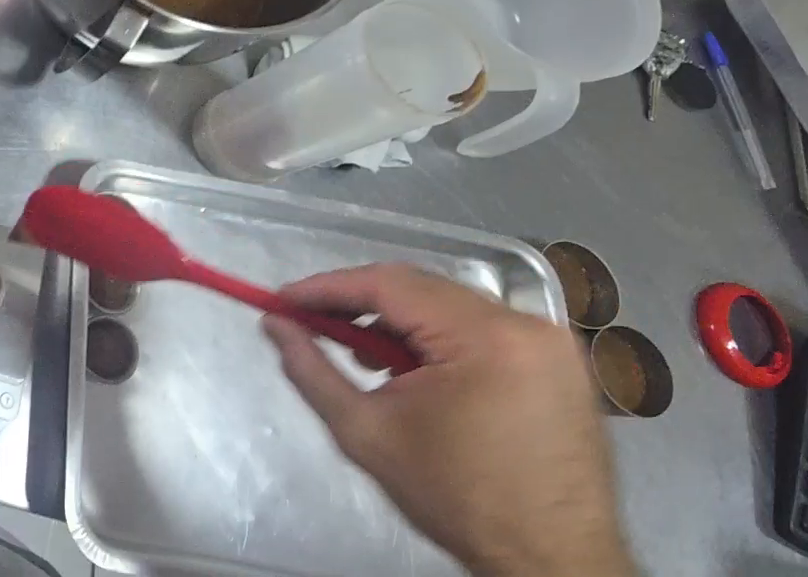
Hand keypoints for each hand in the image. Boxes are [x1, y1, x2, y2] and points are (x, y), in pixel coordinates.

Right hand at [262, 263, 632, 576]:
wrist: (556, 565)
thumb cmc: (456, 497)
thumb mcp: (365, 431)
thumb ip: (310, 369)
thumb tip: (274, 324)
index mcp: (486, 337)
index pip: (388, 284)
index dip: (326, 287)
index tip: (282, 300)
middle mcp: (526, 325)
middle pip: (419, 288)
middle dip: (359, 303)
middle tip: (311, 323)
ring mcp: (551, 344)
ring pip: (448, 305)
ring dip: (397, 320)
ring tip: (361, 356)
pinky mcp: (560, 364)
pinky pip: (479, 327)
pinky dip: (435, 337)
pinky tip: (410, 369)